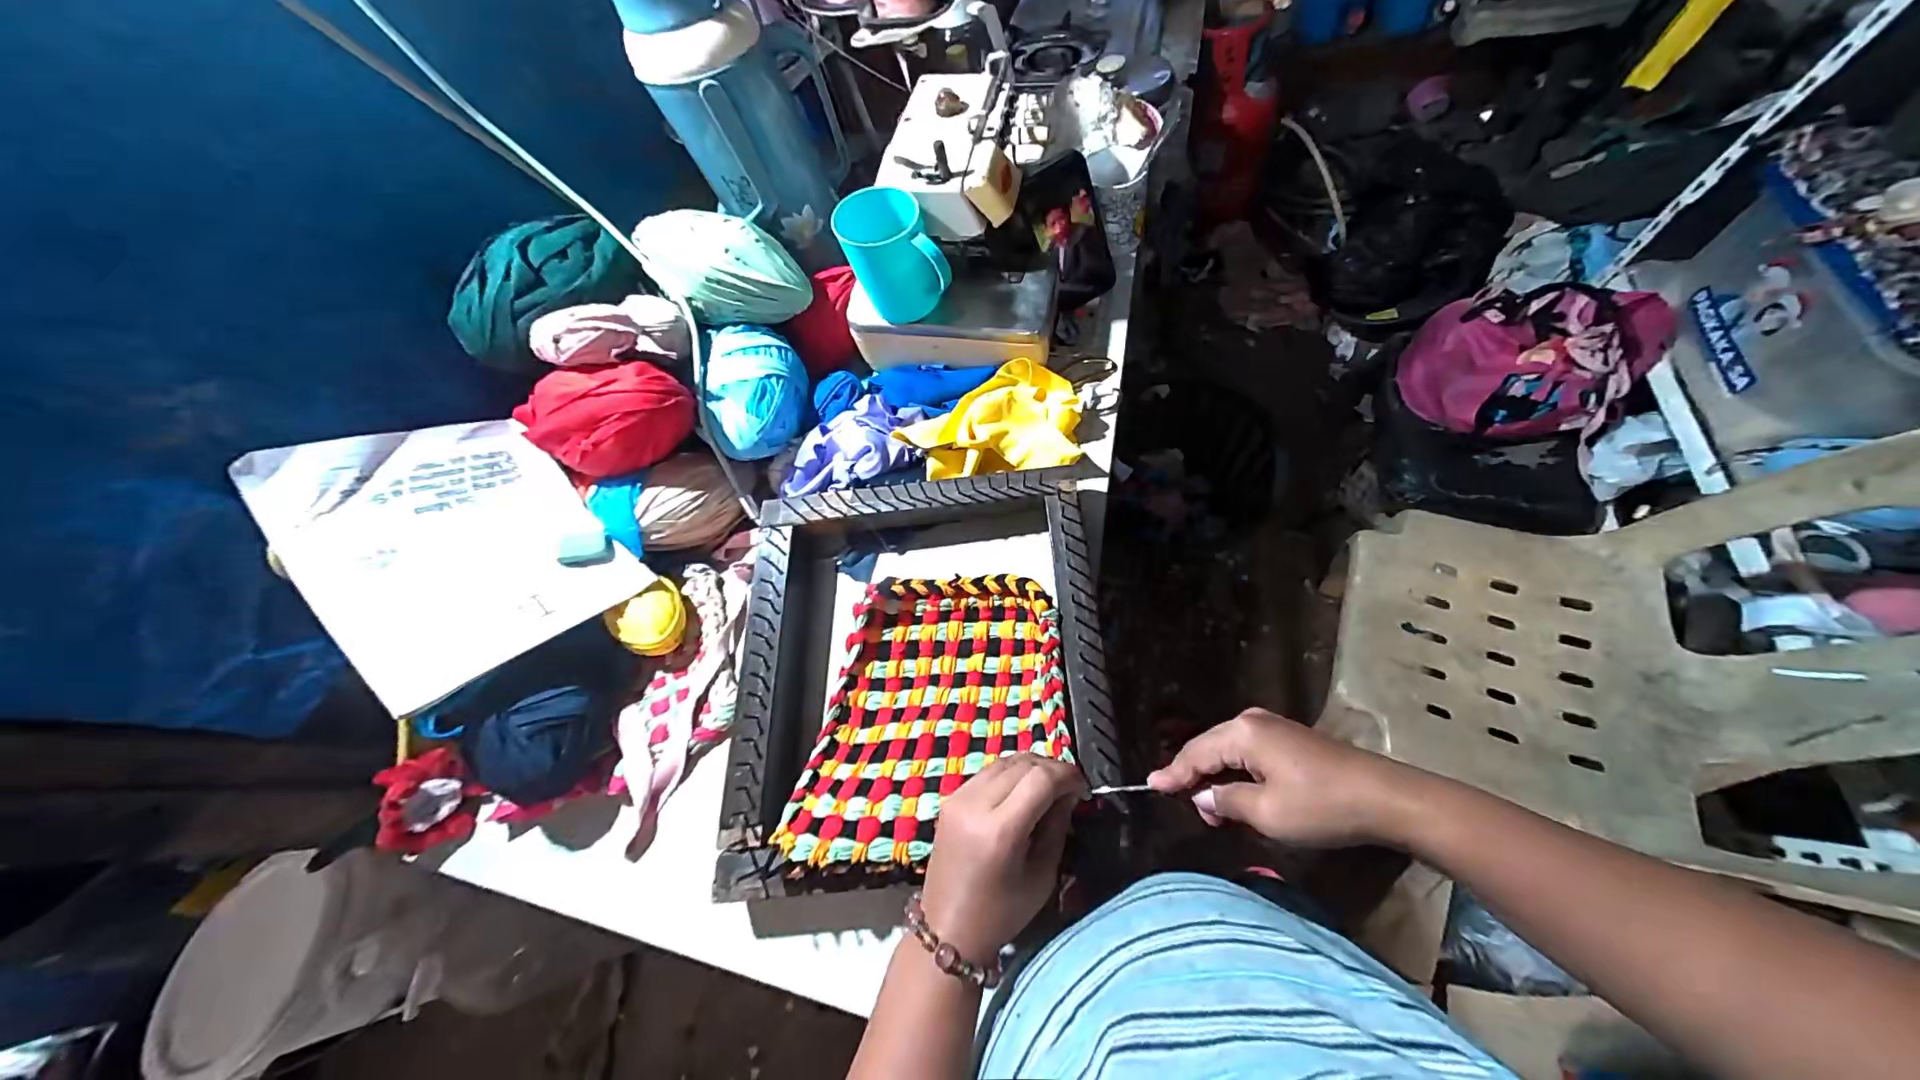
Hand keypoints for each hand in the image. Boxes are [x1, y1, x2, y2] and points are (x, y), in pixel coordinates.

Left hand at [920, 753, 1086, 961]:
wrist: (947, 929)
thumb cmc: (1001, 913)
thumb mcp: (1041, 875)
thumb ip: (1056, 827)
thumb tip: (1069, 793)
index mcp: (999, 830)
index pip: (1040, 778)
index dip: (1067, 775)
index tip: (1083, 787)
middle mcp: (975, 804)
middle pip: (1022, 764)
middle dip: (1052, 769)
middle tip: (1069, 788)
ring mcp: (958, 798)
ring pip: (1004, 761)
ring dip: (1031, 767)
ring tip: (1049, 787)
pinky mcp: (950, 799)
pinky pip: (987, 772)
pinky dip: (1010, 773)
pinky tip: (1022, 791)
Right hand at [1146, 708, 1415, 847]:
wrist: (1386, 797)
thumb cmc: (1321, 805)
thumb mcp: (1267, 813)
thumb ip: (1226, 802)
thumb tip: (1202, 797)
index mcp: (1242, 733)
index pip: (1195, 754)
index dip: (1173, 774)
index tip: (1151, 785)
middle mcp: (1252, 721)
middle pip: (1208, 747)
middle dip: (1193, 775)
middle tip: (1178, 801)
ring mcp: (1272, 727)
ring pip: (1227, 750)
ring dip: (1215, 776)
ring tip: (1209, 807)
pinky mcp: (1288, 738)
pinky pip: (1246, 752)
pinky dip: (1234, 771)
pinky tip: (1234, 791)